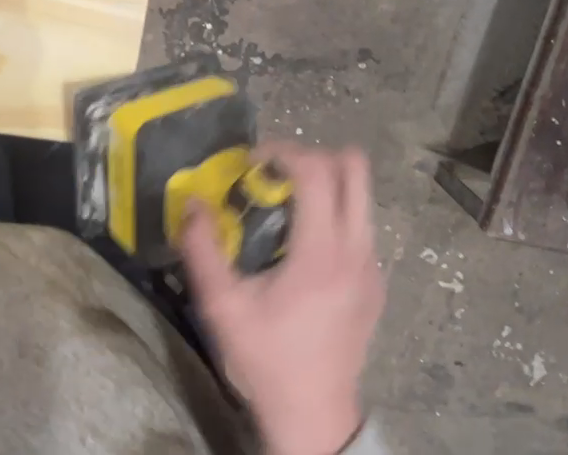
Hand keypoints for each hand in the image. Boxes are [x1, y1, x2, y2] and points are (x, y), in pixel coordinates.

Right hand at [180, 146, 384, 454]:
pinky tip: (301, 241)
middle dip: (313, 156)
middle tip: (276, 173)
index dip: (284, 152)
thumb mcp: (221, 306)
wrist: (313, 415)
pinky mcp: (375, 282)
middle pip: (354, 170)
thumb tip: (192, 201)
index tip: (253, 160)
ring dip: (325, 182)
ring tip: (286, 202)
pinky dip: (334, 212)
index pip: (317, 172)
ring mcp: (372, 267)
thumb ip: (201, 249)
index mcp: (321, 254)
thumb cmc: (266, 357)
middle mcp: (356, 251)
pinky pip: (361, 223)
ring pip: (362, 194)